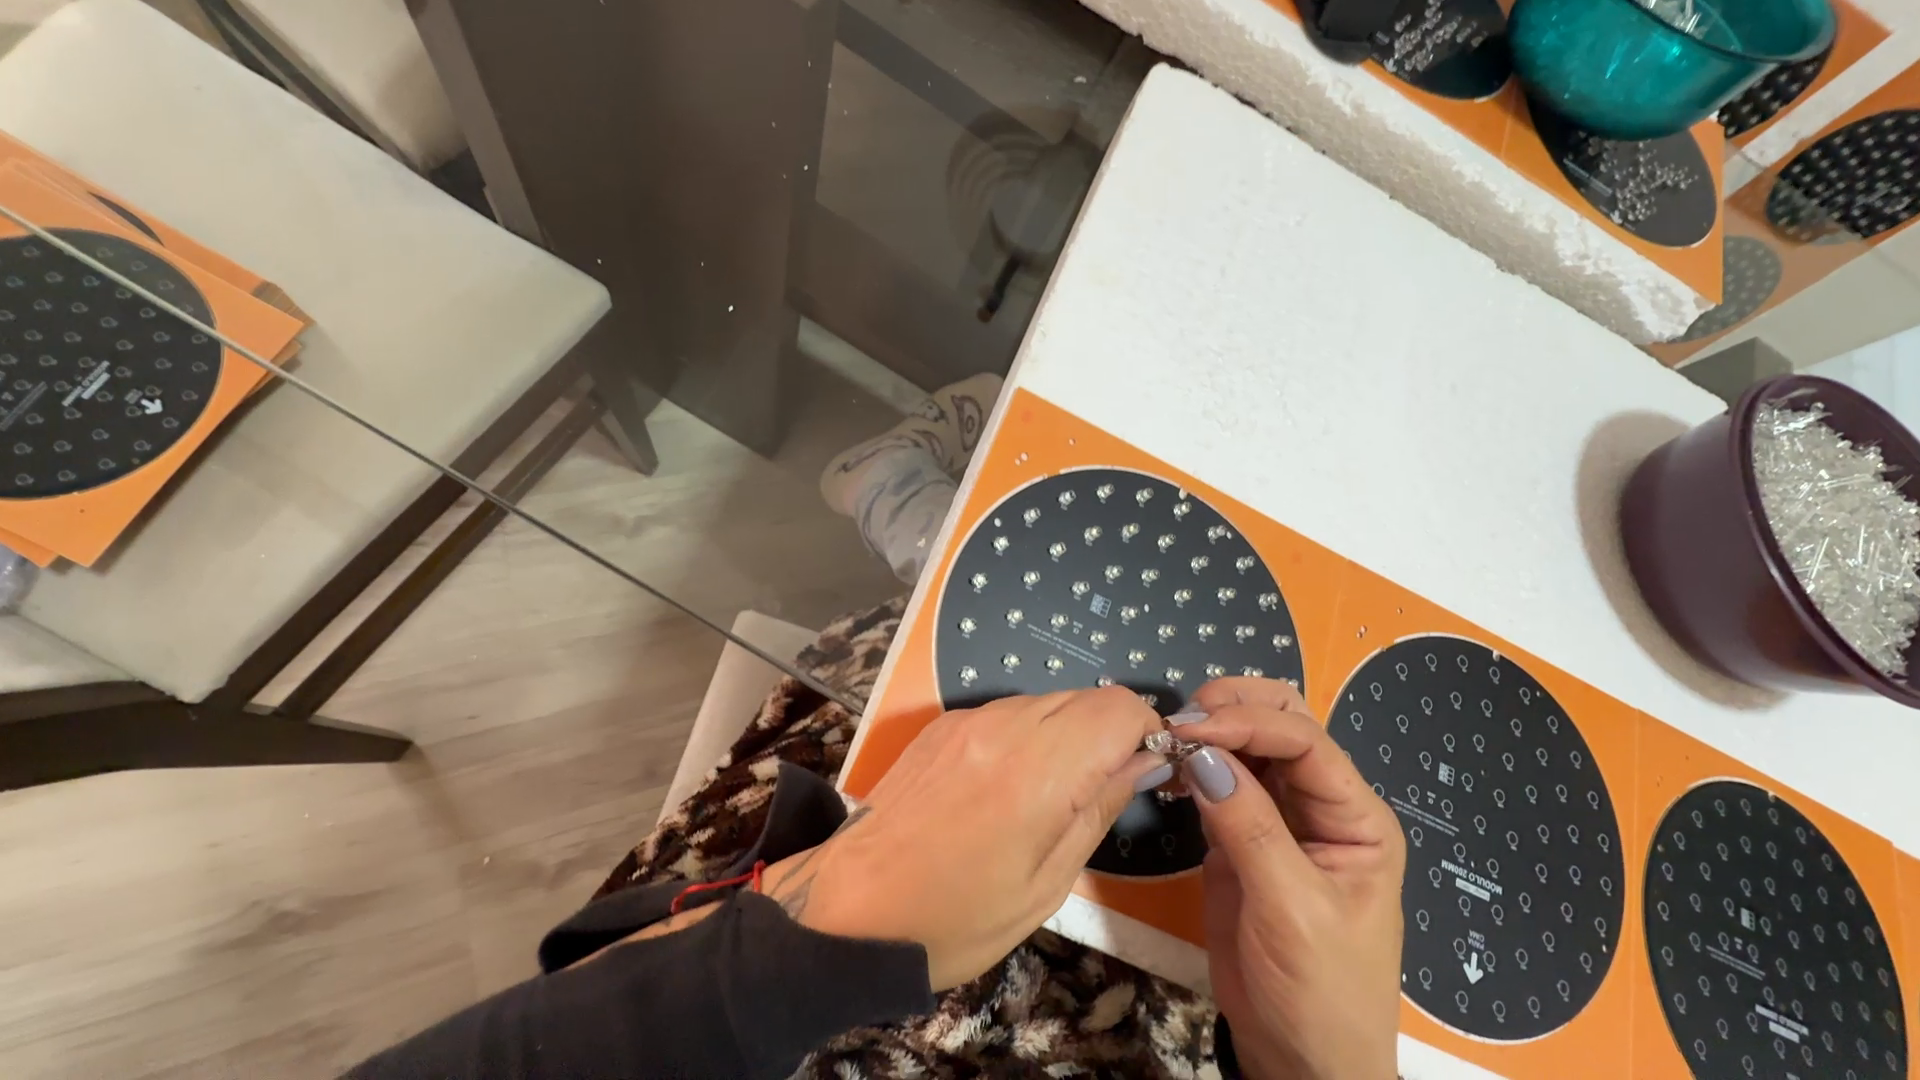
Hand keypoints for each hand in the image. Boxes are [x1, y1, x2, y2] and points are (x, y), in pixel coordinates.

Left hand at [765, 687, 1164, 989]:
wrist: (848, 907)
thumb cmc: (955, 917)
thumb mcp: (1046, 883)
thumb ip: (1100, 807)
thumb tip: (1145, 759)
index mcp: (1036, 768)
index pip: (1119, 707)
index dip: (1145, 733)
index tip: (1143, 773)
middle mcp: (1002, 724)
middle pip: (1085, 697)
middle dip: (1109, 733)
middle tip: (1100, 790)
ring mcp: (966, 718)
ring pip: (1048, 700)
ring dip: (1068, 733)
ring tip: (1051, 795)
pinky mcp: (941, 724)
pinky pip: (1007, 711)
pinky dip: (1029, 734)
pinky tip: (1010, 785)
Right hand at [1176, 678, 1405, 1079]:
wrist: (1300, 1058)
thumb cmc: (1320, 991)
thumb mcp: (1293, 911)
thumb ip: (1250, 828)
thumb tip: (1203, 754)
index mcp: (1355, 817)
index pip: (1305, 741)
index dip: (1249, 722)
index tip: (1193, 729)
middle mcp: (1319, 804)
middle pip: (1282, 723)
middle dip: (1233, 709)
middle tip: (1181, 724)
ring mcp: (1278, 817)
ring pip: (1247, 744)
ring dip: (1210, 732)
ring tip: (1169, 743)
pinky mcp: (1240, 835)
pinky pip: (1219, 780)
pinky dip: (1194, 766)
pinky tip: (1171, 772)